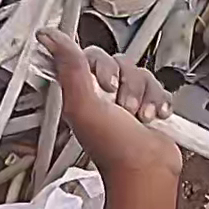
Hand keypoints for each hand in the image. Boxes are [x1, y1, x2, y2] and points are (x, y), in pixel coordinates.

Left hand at [39, 29, 181, 182]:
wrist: (147, 171)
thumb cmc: (113, 149)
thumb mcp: (84, 105)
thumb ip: (69, 68)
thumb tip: (48, 36)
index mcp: (82, 91)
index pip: (90, 56)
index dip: (102, 66)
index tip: (105, 85)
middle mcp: (103, 94)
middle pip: (120, 62)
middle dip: (128, 84)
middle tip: (123, 106)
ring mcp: (128, 101)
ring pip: (142, 74)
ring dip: (145, 96)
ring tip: (139, 116)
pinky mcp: (150, 106)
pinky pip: (160, 88)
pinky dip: (160, 103)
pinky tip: (154, 118)